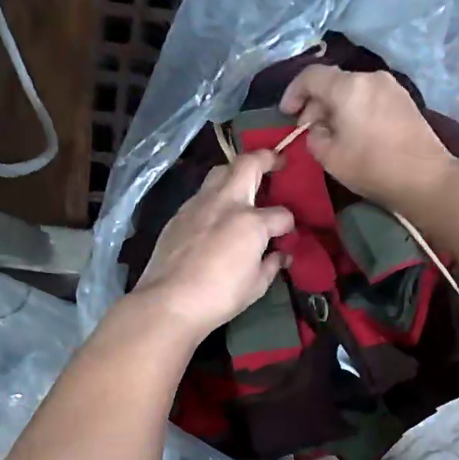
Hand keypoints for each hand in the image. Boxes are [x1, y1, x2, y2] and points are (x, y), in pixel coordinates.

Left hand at [131, 150, 295, 338]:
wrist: (169, 301)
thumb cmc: (220, 296)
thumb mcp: (256, 286)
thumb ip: (271, 264)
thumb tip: (280, 255)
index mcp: (252, 221)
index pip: (282, 215)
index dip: (289, 226)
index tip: (286, 237)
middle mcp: (226, 202)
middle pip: (248, 164)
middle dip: (266, 158)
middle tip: (277, 162)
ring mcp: (199, 204)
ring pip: (220, 171)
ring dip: (236, 172)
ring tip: (244, 186)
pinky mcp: (179, 214)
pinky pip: (202, 194)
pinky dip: (215, 197)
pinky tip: (217, 215)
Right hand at [280, 66, 457, 210]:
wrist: (425, 177)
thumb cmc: (372, 166)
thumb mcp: (330, 157)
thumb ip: (314, 137)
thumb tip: (318, 128)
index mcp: (348, 87)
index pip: (311, 76)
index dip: (293, 92)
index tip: (286, 113)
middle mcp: (370, 77)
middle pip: (333, 82)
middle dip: (315, 103)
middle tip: (306, 128)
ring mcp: (391, 86)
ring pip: (352, 89)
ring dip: (335, 107)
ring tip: (330, 133)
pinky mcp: (404, 100)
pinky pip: (369, 97)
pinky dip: (355, 109)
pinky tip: (354, 132)